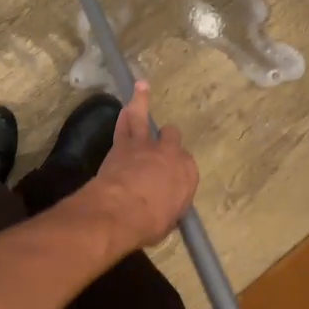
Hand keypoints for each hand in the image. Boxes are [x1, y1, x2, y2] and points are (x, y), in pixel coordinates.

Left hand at [86, 81, 198, 248]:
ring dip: (142, 100)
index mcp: (187, 173)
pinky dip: (124, 114)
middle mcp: (170, 153)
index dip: (177, 170)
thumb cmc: (150, 222)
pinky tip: (124, 106)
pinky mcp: (123, 143)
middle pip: (172, 136)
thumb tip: (165, 201)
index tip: (170, 179)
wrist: (121, 209)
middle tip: (161, 145)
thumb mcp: (171, 219)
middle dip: (168, 139)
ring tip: (142, 86)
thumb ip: (171, 202)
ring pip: (144, 118)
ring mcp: (145, 144)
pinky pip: (125, 123)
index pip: (186, 165)